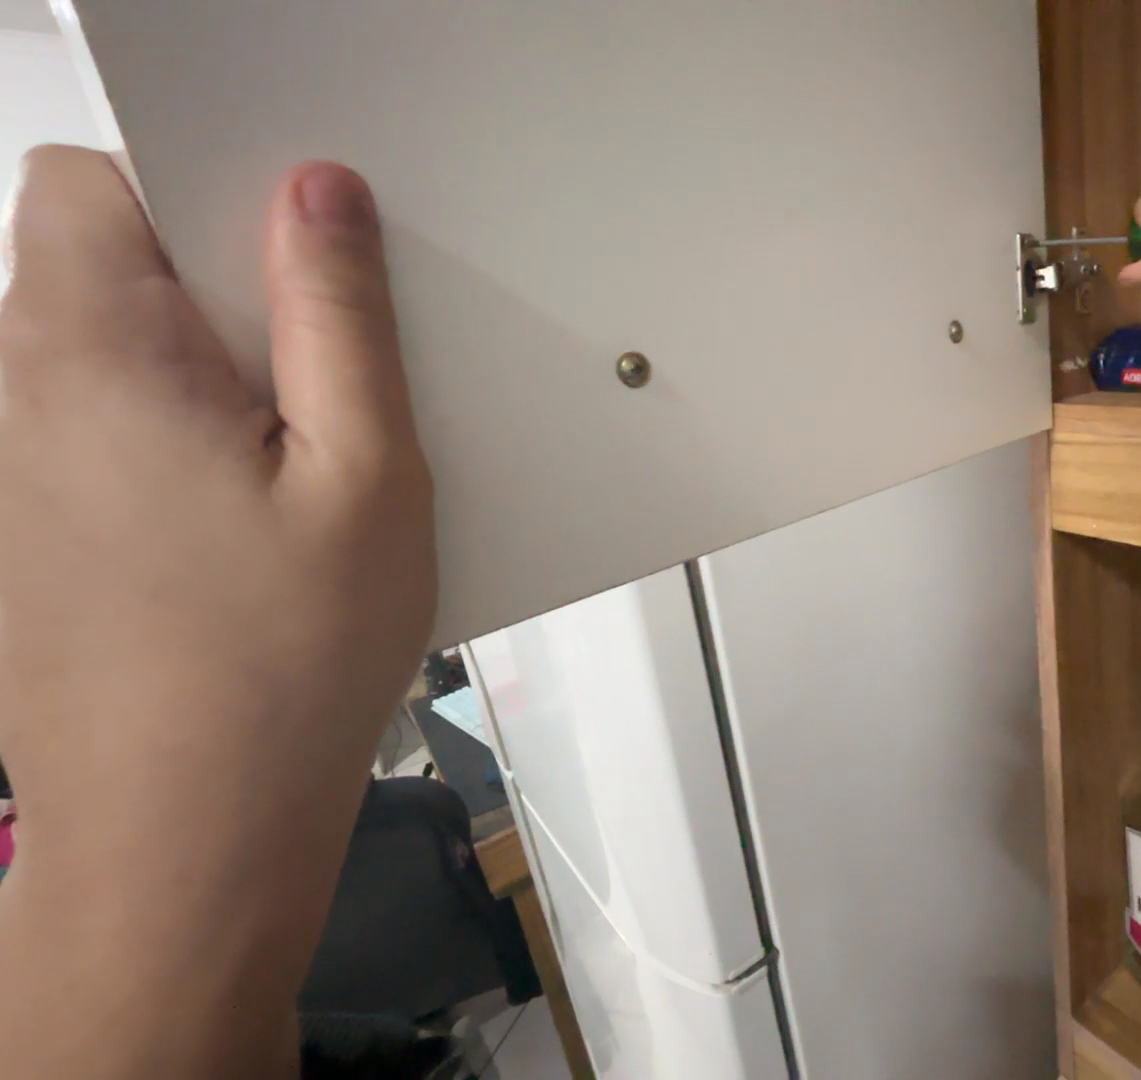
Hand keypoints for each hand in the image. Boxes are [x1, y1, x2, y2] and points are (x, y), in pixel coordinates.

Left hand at [0, 148, 432, 1071]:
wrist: (198, 814)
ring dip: (238, 370)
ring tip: (322, 461)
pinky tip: (280, 511)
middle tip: (345, 382)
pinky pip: (129, 424)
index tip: (312, 254)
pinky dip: (213, 433)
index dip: (213, 190)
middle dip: (244, 290)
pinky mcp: (47, 519)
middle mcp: (21, 394)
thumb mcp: (367, 471)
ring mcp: (22, 464)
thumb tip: (321, 195)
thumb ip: (343, 324)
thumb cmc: (289, 652)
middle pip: (121, 264)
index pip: (101, 182)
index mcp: (95, 358)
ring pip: (134, 350)